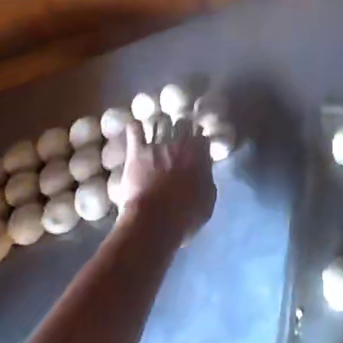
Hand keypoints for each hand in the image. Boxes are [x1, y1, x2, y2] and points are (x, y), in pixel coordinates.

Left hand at [115, 118, 215, 240]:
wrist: (154, 221)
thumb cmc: (184, 216)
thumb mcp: (207, 202)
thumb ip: (207, 180)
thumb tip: (205, 172)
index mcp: (199, 155)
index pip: (201, 134)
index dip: (198, 139)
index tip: (195, 144)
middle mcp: (179, 143)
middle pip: (181, 122)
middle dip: (179, 127)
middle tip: (175, 135)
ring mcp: (157, 144)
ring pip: (160, 120)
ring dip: (158, 125)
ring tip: (155, 130)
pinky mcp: (137, 150)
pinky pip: (134, 128)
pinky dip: (134, 126)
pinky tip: (135, 129)